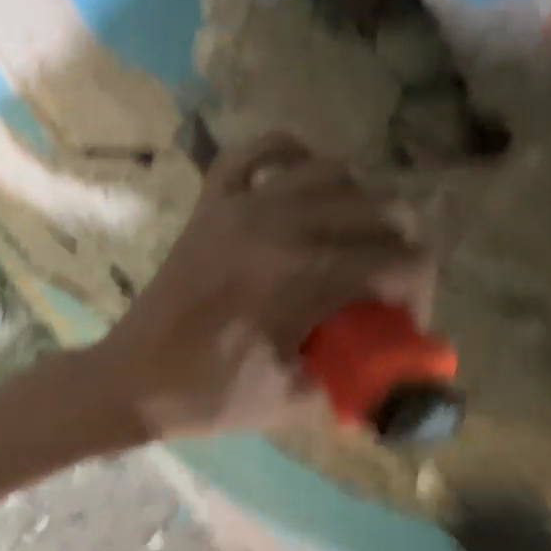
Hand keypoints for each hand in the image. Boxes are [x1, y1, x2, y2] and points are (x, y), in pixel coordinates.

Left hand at [91, 133, 432, 437]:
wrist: (132, 379)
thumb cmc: (210, 395)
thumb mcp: (299, 396)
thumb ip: (361, 371)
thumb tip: (405, 356)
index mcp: (299, 272)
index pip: (401, 259)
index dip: (418, 294)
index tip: (401, 325)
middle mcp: (271, 224)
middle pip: (375, 209)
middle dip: (397, 249)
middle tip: (380, 291)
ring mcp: (234, 207)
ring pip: (326, 172)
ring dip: (354, 201)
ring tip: (351, 243)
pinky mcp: (206, 207)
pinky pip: (248, 155)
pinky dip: (283, 155)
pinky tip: (302, 179)